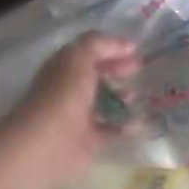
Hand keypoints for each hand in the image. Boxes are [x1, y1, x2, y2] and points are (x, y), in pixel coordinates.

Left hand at [3, 32, 140, 187]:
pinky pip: (111, 129)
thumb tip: (127, 45)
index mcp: (64, 66)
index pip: (89, 52)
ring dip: (122, 98)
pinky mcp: (88, 140)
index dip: (111, 49)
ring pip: (104, 102)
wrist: (48, 143)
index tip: (135, 52)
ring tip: (138, 97)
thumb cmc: (63, 95)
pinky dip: (125, 126)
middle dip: (118, 71)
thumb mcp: (79, 58)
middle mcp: (69, 88)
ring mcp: (78, 115)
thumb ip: (100, 45)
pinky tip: (139, 122)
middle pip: (97, 75)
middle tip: (139, 71)